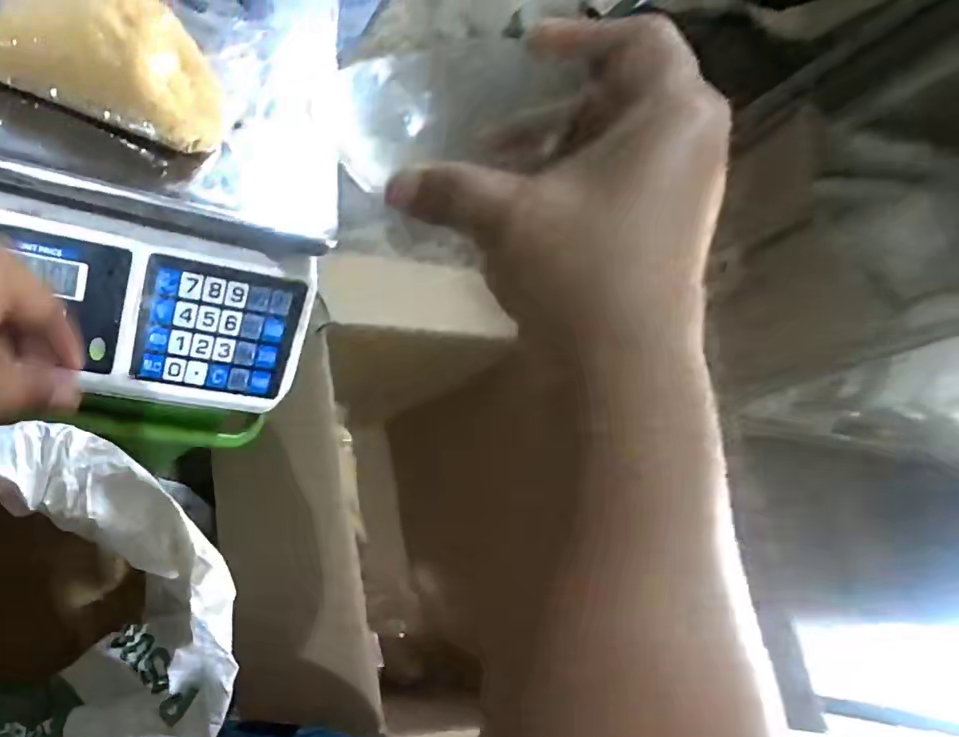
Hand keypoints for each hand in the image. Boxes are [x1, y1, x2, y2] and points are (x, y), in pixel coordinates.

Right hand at [386, 17, 729, 363]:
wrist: (619, 352)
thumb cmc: (577, 265)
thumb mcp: (505, 218)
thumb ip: (450, 191)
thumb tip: (395, 183)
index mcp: (669, 112)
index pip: (634, 43)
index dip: (576, 37)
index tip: (522, 49)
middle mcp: (687, 138)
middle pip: (617, 97)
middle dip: (546, 112)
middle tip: (488, 138)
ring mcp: (675, 186)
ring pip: (607, 146)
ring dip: (546, 155)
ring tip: (492, 183)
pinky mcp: (655, 226)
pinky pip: (606, 184)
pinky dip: (560, 187)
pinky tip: (516, 219)